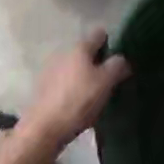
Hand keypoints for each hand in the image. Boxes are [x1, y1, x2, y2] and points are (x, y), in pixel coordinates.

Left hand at [13, 30, 131, 156]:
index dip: (111, 44)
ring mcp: (51, 69)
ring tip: (93, 96)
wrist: (43, 129)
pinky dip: (72, 88)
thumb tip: (121, 59)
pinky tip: (77, 105)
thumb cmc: (78, 102)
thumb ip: (117, 66)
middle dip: (98, 63)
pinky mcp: (43, 87)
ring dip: (84, 76)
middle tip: (108, 81)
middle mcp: (64, 52)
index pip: (100, 34)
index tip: (118, 61)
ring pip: (75, 67)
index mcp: (80, 47)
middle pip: (86, 51)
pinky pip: (64, 81)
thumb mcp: (105, 83)